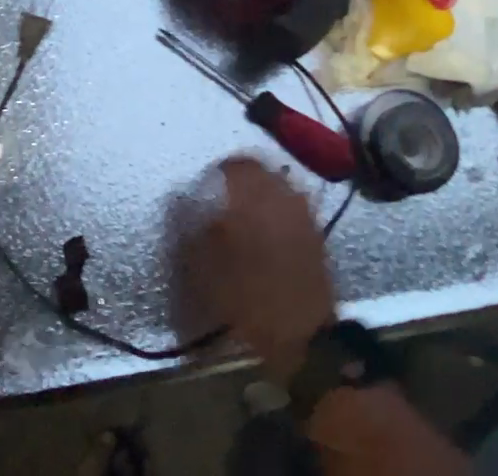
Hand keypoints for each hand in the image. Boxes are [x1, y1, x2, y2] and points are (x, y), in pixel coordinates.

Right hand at [190, 157, 337, 383]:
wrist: (301, 333)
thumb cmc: (248, 299)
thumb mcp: (206, 267)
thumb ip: (192, 227)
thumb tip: (181, 200)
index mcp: (253, 198)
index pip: (236, 164)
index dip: (218, 170)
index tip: (206, 185)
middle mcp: (282, 196)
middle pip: (261, 169)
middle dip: (241, 177)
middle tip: (224, 195)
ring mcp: (303, 212)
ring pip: (279, 183)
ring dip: (262, 190)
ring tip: (246, 211)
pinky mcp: (315, 230)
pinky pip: (294, 203)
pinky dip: (279, 206)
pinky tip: (267, 228)